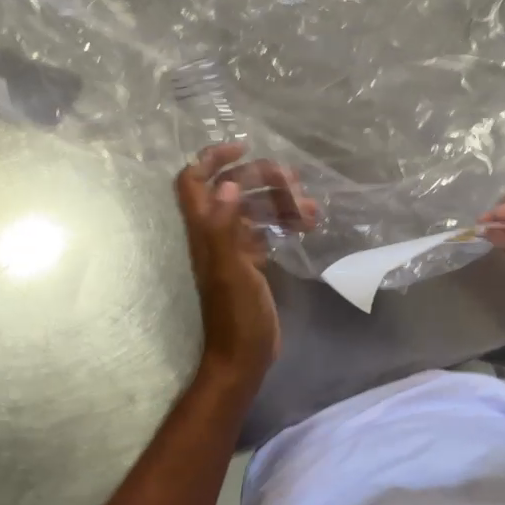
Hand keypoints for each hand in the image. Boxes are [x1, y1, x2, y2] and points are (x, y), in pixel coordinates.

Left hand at [173, 143, 313, 385]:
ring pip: (253, 210)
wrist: (243, 357)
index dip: (212, 159)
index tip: (244, 147)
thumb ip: (225, 229)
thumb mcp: (231, 272)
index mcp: (205, 232)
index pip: (193, 182)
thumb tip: (228, 185)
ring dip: (279, 200)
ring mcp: (233, 249)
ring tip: (311, 206)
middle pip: (231, 190)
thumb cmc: (236, 317)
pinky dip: (285, 222)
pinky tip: (309, 224)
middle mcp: (215, 235)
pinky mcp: (251, 264)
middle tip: (293, 180)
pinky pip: (266, 232)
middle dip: (260, 176)